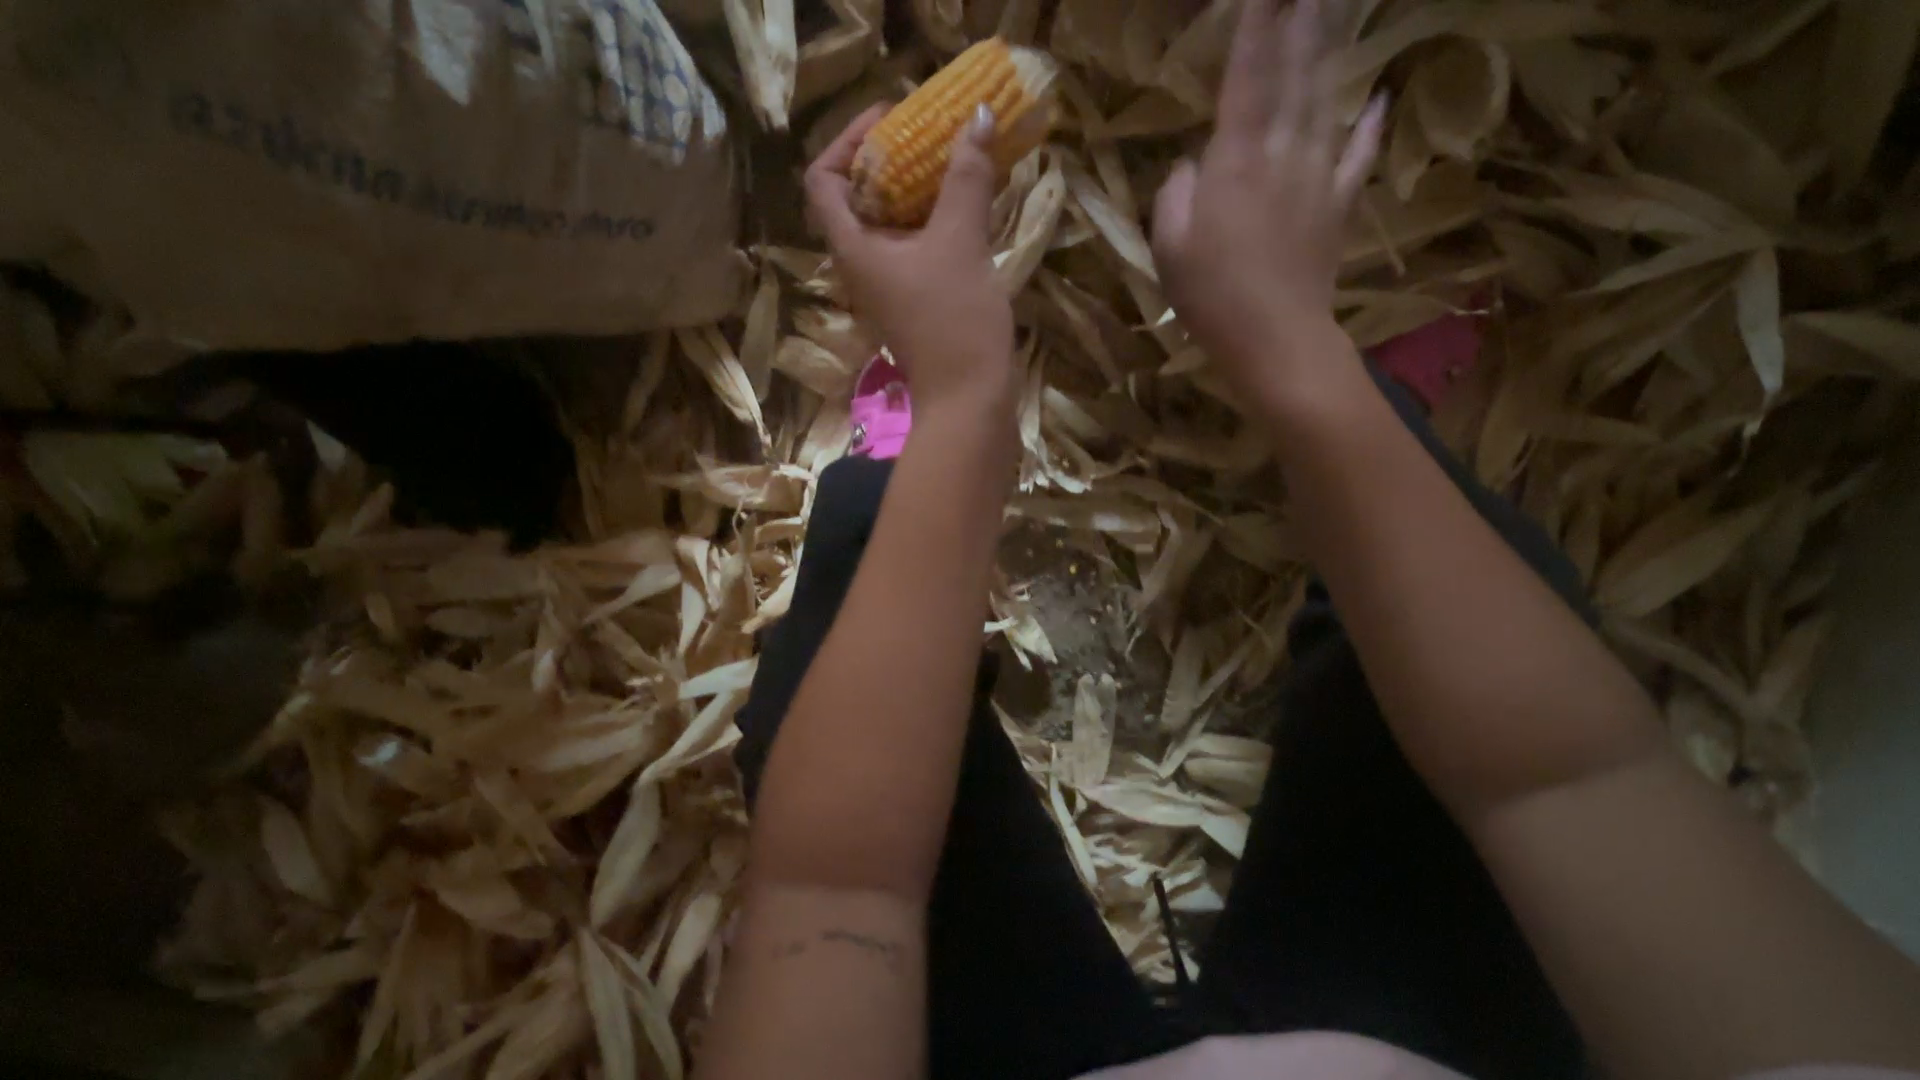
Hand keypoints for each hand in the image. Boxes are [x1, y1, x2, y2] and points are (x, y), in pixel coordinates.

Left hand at [805, 104, 1017, 416]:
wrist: (970, 400)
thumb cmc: (954, 321)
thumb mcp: (961, 241)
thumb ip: (967, 177)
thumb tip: (980, 114)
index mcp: (853, 247)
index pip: (822, 179)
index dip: (848, 140)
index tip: (892, 118)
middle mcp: (860, 263)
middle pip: (856, 195)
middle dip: (889, 157)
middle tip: (929, 132)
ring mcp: (887, 284)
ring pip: (889, 220)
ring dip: (916, 186)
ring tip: (953, 159)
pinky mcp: (913, 298)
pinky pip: (913, 243)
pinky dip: (933, 216)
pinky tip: (968, 204)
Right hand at [1151, 0, 1386, 410]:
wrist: (1277, 340)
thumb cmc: (1212, 297)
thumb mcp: (1169, 248)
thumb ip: (1176, 195)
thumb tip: (1192, 164)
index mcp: (1234, 161)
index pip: (1246, 77)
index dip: (1256, 27)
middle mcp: (1282, 154)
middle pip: (1294, 75)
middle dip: (1300, 21)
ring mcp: (1317, 178)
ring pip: (1326, 103)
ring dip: (1329, 54)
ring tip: (1332, 12)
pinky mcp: (1338, 207)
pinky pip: (1357, 157)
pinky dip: (1369, 127)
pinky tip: (1380, 98)